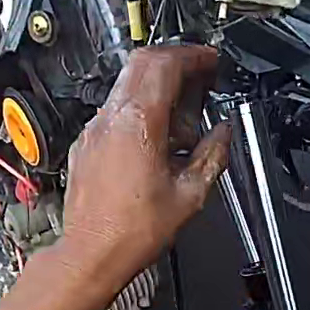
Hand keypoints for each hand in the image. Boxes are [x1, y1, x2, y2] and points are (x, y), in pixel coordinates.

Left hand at [57, 45, 232, 291]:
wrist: (91, 254)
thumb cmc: (134, 231)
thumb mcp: (190, 195)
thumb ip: (212, 155)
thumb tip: (224, 134)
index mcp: (139, 122)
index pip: (165, 64)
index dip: (193, 55)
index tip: (211, 61)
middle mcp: (111, 118)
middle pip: (141, 63)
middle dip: (174, 62)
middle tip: (199, 78)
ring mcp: (94, 130)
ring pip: (126, 86)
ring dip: (157, 89)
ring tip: (183, 121)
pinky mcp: (86, 145)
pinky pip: (114, 113)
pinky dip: (139, 112)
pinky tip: (156, 141)